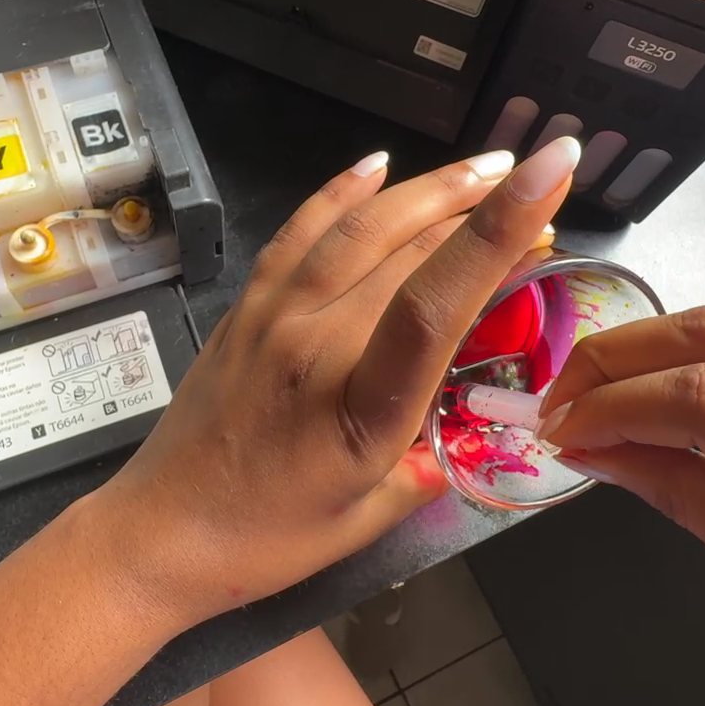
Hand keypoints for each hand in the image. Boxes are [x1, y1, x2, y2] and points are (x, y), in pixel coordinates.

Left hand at [88, 140, 580, 626]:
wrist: (157, 532)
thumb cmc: (265, 541)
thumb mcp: (364, 521)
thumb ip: (425, 466)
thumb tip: (461, 426)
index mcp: (359, 407)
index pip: (435, 302)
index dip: (497, 231)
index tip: (547, 173)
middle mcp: (314, 342)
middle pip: (405, 249)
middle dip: (480, 205)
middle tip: (533, 175)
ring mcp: (271, 315)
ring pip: (356, 228)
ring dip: (424, 187)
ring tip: (480, 164)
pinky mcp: (244, 307)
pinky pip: (295, 234)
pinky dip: (338, 193)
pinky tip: (375, 165)